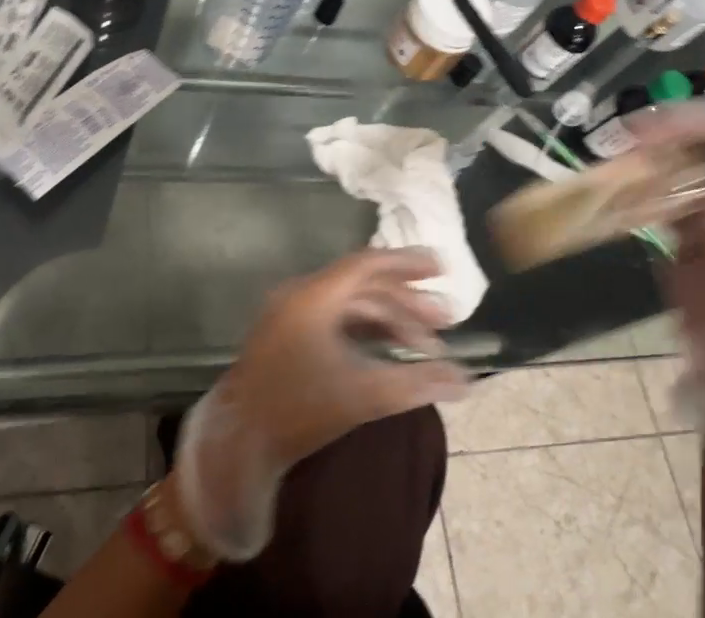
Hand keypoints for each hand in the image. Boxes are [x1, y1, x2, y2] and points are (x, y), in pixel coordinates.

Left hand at [173, 248, 467, 560]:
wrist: (239, 442)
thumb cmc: (300, 410)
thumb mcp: (365, 395)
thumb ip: (418, 383)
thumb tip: (465, 380)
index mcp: (314, 297)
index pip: (367, 264)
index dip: (406, 262)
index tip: (441, 268)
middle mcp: (300, 297)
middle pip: (362, 286)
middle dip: (406, 301)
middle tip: (445, 319)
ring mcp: (289, 316)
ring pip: (348, 305)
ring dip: (388, 319)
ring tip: (425, 344)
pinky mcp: (286, 338)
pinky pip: (334, 319)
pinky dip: (365, 330)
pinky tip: (391, 351)